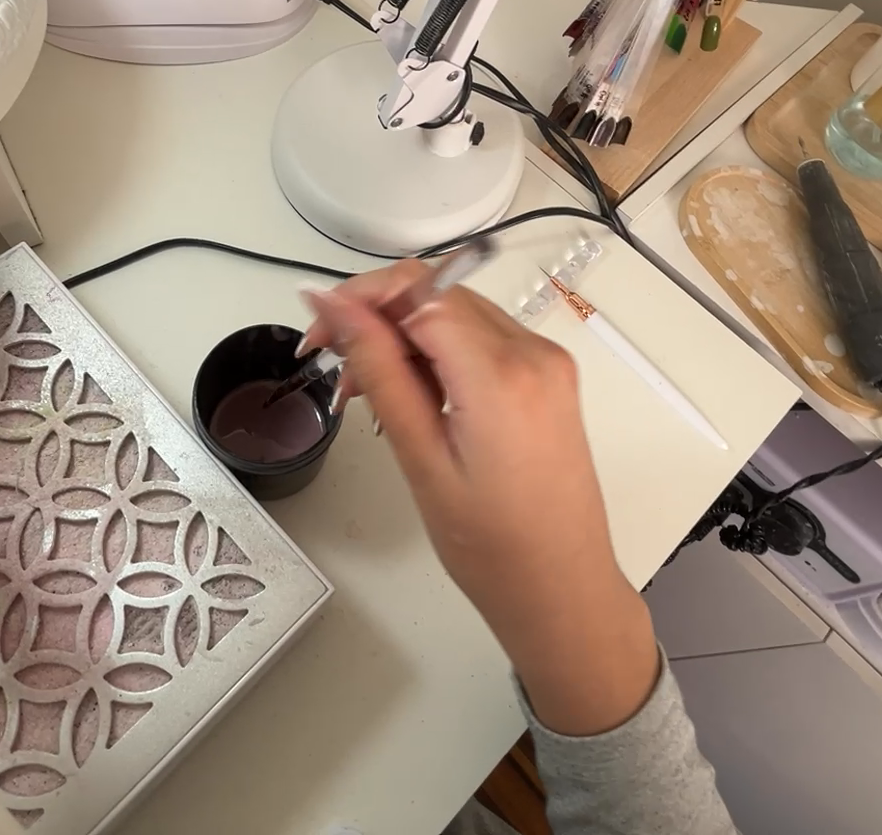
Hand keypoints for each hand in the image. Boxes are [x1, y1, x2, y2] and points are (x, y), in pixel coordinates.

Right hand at [302, 262, 658, 734]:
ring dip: (403, 336)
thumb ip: (378, 367)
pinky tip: (412, 392)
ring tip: (367, 390)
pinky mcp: (548, 374)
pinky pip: (480, 337)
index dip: (359, 298)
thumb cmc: (490, 546)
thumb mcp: (420, 455)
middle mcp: (533, 351)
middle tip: (335, 369)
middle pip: (436, 294)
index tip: (318, 333)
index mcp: (501, 373)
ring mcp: (546, 360)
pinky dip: (437, 351)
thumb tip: (331, 302)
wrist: (562, 590)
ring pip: (455, 312)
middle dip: (376, 317)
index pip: (418, 291)